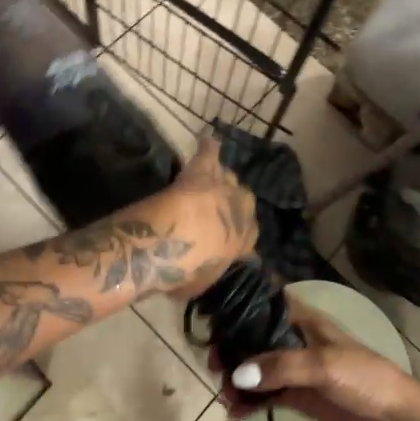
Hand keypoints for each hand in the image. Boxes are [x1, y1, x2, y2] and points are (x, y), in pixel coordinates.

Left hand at [149, 137, 257, 298]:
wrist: (170, 244)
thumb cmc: (186, 271)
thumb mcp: (204, 281)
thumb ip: (212, 268)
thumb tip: (211, 267)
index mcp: (245, 239)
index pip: (249, 233)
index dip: (235, 233)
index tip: (222, 238)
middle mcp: (242, 209)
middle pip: (242, 201)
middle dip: (230, 206)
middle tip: (210, 213)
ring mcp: (224, 187)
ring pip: (228, 177)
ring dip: (218, 183)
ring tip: (205, 187)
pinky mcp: (204, 170)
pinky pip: (210, 153)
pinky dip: (208, 147)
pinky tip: (207, 139)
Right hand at [215, 302, 419, 420]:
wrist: (389, 415)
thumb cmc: (361, 376)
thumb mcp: (323, 365)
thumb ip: (281, 367)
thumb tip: (238, 375)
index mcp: (300, 318)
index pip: (261, 303)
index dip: (237, 308)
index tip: (212, 320)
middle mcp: (290, 337)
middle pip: (250, 336)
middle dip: (230, 349)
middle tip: (214, 367)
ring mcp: (290, 366)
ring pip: (252, 366)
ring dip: (236, 379)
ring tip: (225, 397)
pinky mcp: (292, 393)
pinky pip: (262, 394)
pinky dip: (247, 402)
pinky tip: (235, 414)